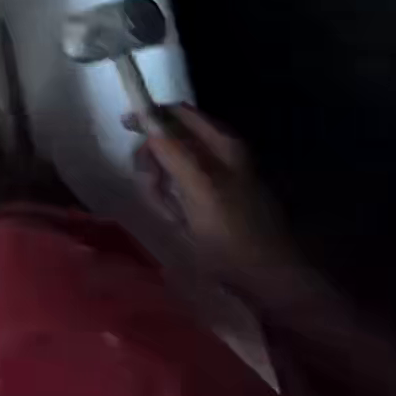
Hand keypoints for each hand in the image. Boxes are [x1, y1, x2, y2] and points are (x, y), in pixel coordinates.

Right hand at [128, 104, 302, 293]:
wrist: (269, 282)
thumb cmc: (235, 235)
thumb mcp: (200, 188)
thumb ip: (172, 150)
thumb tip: (145, 115)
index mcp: (221, 144)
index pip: (174, 113)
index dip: (149, 118)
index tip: (125, 130)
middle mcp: (218, 153)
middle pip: (165, 138)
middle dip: (151, 161)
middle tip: (151, 185)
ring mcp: (213, 176)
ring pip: (165, 164)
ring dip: (157, 185)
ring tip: (167, 212)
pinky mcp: (208, 198)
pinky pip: (172, 186)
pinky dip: (166, 199)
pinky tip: (175, 218)